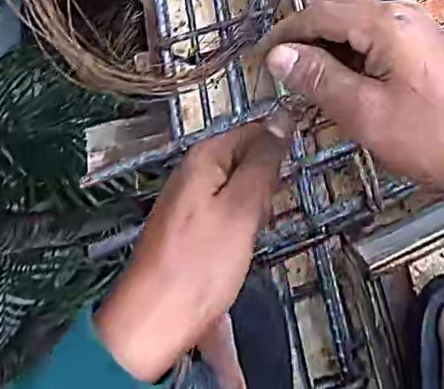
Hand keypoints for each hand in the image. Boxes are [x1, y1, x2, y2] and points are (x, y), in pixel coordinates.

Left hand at [93, 115, 290, 380]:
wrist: (152, 325)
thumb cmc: (200, 265)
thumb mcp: (242, 208)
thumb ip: (263, 161)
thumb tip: (281, 117)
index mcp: (205, 156)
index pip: (255, 131)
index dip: (278, 152)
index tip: (290, 179)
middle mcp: (193, 168)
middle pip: (247, 158)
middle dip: (265, 185)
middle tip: (263, 215)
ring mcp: (189, 196)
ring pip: (239, 187)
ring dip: (253, 208)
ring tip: (250, 234)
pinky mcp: (189, 224)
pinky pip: (226, 210)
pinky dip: (238, 225)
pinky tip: (237, 248)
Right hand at [261, 0, 443, 197]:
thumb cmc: (429, 137)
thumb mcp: (365, 113)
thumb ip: (319, 78)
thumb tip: (278, 55)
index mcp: (385, 22)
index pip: (319, 14)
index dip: (285, 35)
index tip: (261, 61)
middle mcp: (398, 10)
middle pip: (335, 15)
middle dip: (303, 42)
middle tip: (279, 77)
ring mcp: (412, 22)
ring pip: (351, 26)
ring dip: (325, 50)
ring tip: (304, 85)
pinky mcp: (419, 39)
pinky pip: (372, 37)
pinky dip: (349, 55)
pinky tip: (338, 82)